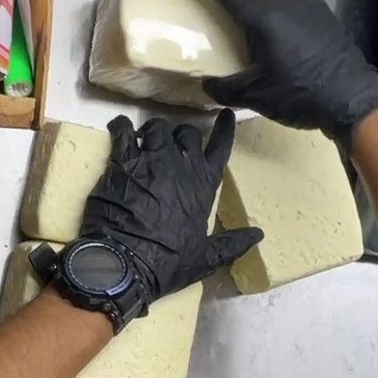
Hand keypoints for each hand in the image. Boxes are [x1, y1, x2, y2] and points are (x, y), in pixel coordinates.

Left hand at [81, 110, 263, 317]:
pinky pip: (122, 131)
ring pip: (156, 128)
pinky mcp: (122, 161)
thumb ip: (232, 244)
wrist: (123, 262)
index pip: (220, 148)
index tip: (225, 114)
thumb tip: (258, 234)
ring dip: (153, 131)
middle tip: (173, 143)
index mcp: (203, 185)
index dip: (224, 130)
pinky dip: (121, 126)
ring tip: (146, 139)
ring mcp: (150, 159)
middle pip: (187, 132)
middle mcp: (180, 165)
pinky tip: (119, 128)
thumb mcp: (205, 258)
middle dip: (182, 134)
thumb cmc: (167, 262)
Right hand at [171, 0, 377, 147]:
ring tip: (234, 2)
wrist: (352, 98)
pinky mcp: (322, 15)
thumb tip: (207, 85)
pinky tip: (268, 21)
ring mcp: (307, 5)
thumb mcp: (254, 96)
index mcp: (262, 16)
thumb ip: (224, 88)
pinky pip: (287, 0)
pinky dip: (269, 3)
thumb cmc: (299, 95)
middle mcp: (284, 1)